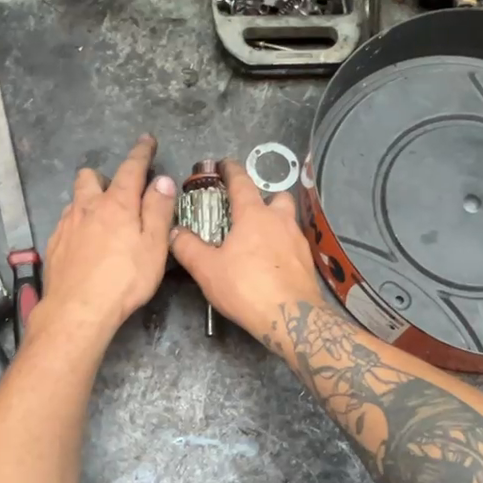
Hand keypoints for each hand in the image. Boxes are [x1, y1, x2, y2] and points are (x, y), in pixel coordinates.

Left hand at [36, 135, 176, 341]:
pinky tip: (85, 245)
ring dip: (89, 202)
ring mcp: (67, 225)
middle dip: (105, 177)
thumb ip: (158, 211)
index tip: (147, 141)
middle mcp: (87, 207)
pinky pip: (66, 224)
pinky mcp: (54, 245)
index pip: (131, 168)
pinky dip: (78, 226)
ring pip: (76, 200)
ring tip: (102, 222)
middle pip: (90, 177)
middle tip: (119, 194)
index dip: (141, 153)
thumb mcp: (153, 246)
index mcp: (117, 204)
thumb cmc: (124, 279)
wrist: (78, 309)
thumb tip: (162, 181)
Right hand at [171, 158, 324, 345]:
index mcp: (254, 214)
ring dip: (276, 222)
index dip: (230, 170)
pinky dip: (284, 246)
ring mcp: (298, 240)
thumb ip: (188, 248)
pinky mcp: (308, 262)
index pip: (241, 181)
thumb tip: (175, 232)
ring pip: (288, 220)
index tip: (223, 165)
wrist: (292, 318)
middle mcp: (280, 220)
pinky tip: (273, 263)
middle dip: (264, 197)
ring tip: (260, 239)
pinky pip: (294, 244)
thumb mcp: (207, 270)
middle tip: (248, 212)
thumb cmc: (247, 288)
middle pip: (277, 196)